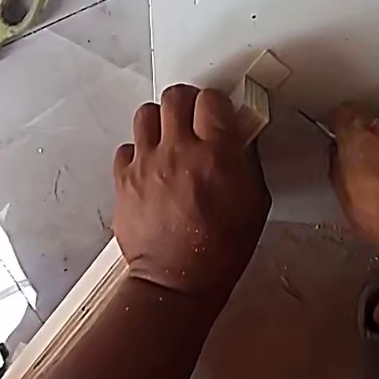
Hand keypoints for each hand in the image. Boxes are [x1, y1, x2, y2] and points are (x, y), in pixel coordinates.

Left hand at [113, 84, 270, 298]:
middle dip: (188, 102)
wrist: (178, 281)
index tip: (220, 113)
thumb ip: (248, 162)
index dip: (217, 102)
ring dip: (161, 120)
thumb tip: (242, 138)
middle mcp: (178, 152)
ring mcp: (147, 165)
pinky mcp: (124, 180)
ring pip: (146, 113)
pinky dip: (139, 151)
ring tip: (170, 137)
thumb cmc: (222, 247)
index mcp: (216, 155)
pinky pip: (126, 147)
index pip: (211, 99)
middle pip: (175, 96)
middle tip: (194, 117)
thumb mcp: (255, 201)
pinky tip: (151, 166)